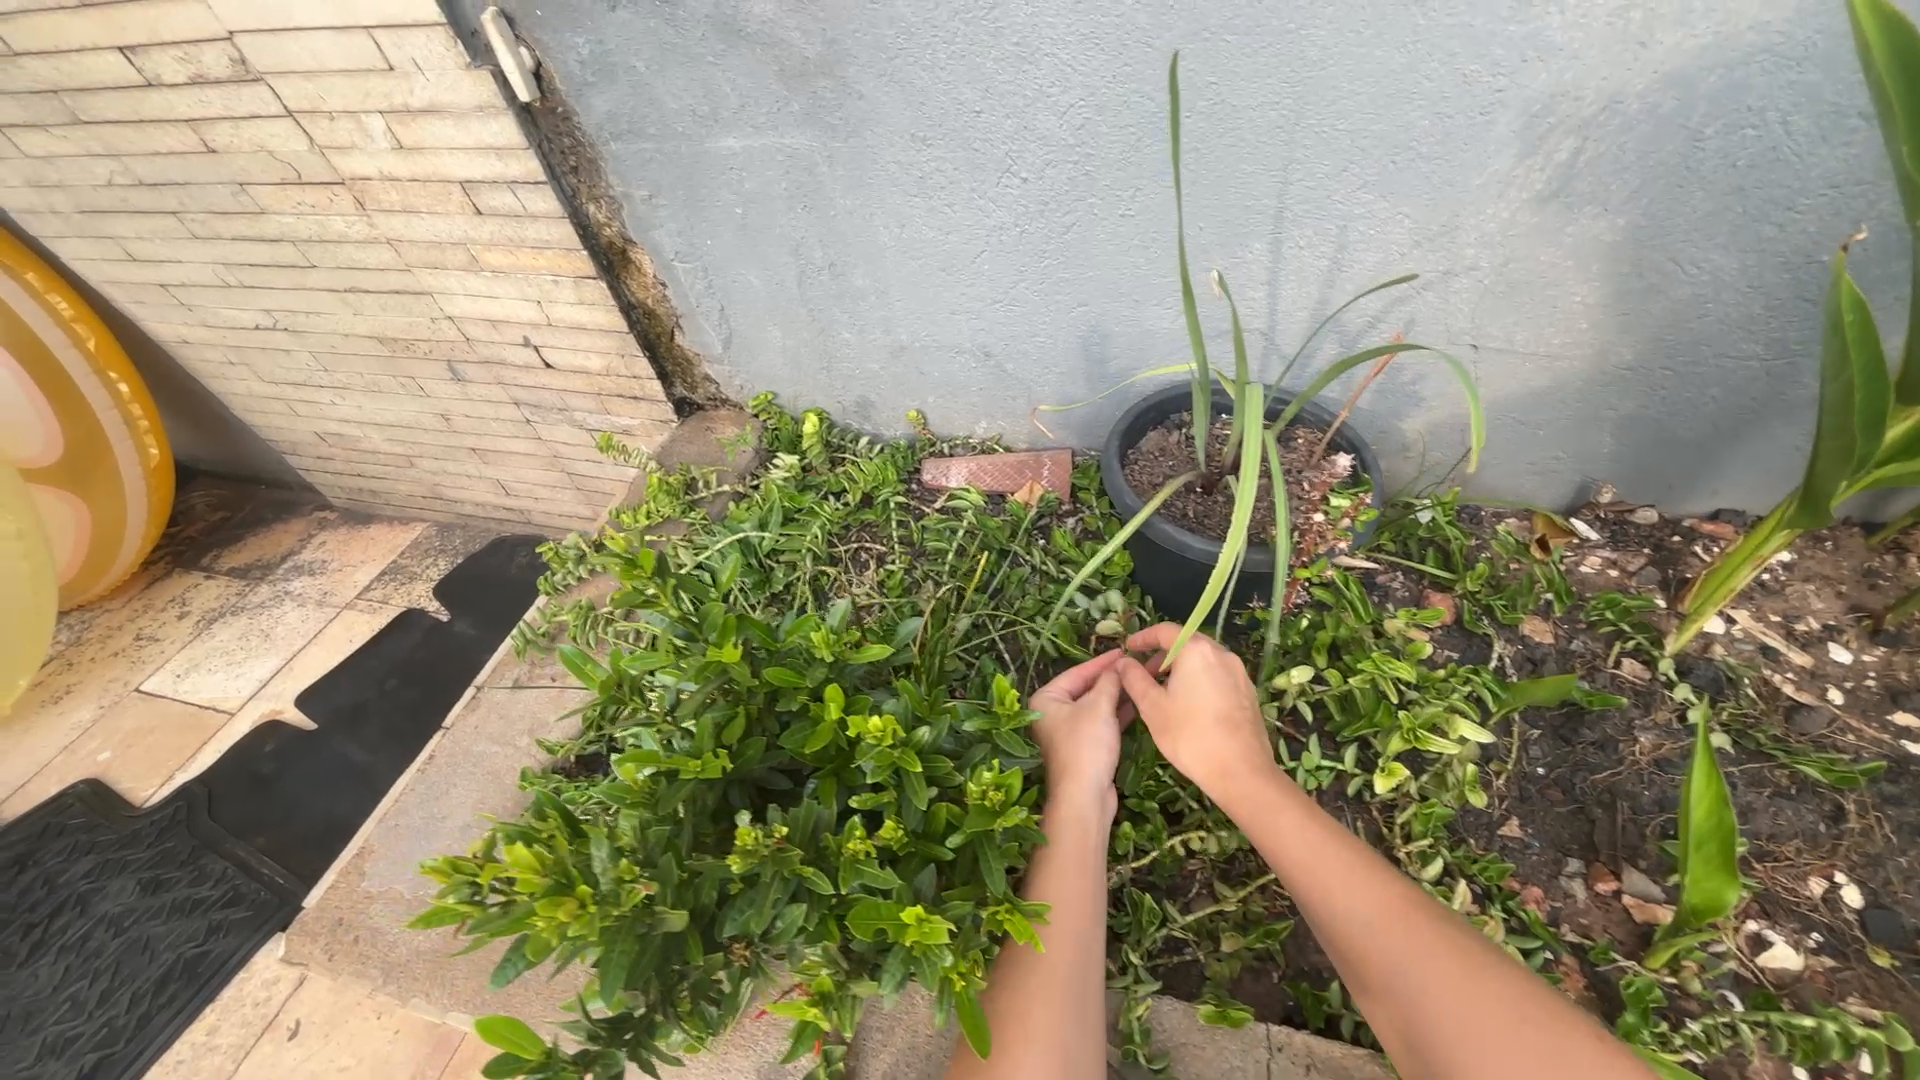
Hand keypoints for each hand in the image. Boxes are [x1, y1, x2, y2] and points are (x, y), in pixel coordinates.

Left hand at [1029, 650, 1132, 814]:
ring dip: (1118, 695)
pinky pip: (1102, 723)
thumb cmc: (1086, 745)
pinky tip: (1138, 703)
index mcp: (1047, 698)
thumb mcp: (1099, 707)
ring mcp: (1068, 731)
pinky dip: (1118, 714)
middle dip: (1113, 679)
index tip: (1125, 650)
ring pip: (1096, 706)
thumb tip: (1120, 665)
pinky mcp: (1084, 747)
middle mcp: (1053, 713)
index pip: (1078, 672)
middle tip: (1138, 665)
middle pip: (1087, 688)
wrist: (1085, 797)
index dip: (1102, 661)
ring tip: (1143, 680)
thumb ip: (1110, 682)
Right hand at [1113, 624, 1278, 799]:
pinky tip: (1190, 706)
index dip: (1143, 638)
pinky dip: (1198, 680)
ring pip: (1203, 660)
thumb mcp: (1152, 707)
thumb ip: (1134, 678)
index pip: (1165, 631)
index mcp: (1196, 651)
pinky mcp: (1248, 691)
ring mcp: (1238, 672)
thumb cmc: (1189, 736)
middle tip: (1144, 675)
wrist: (1241, 771)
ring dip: (1180, 668)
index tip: (1129, 649)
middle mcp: (1221, 654)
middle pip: (1186, 642)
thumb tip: (1124, 662)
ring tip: (1164, 692)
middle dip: (1162, 655)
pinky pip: (1217, 675)